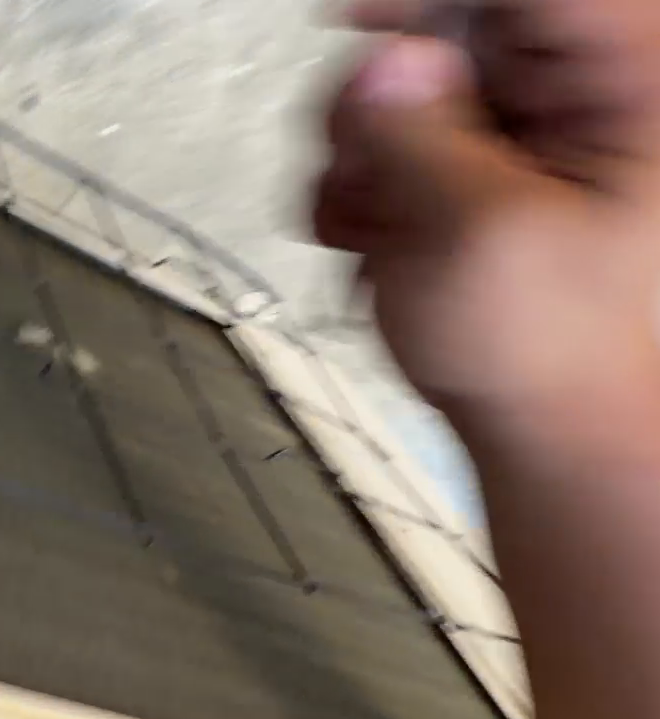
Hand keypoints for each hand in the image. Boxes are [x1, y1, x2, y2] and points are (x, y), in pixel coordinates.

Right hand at [313, 0, 659, 424]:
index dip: (428, 1)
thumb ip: (422, 140)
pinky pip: (374, 156)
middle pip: (439, 40)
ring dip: (354, 169)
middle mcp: (571, 95)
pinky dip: (353, 198)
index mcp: (629, 83)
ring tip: (376, 230)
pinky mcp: (462, 176)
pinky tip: (374, 239)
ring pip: (388, 104)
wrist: (542, 413)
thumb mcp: (476, 233)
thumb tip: (383, 63)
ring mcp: (509, 138)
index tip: (356, 19)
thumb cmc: (545, 340)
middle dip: (377, 113)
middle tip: (371, 176)